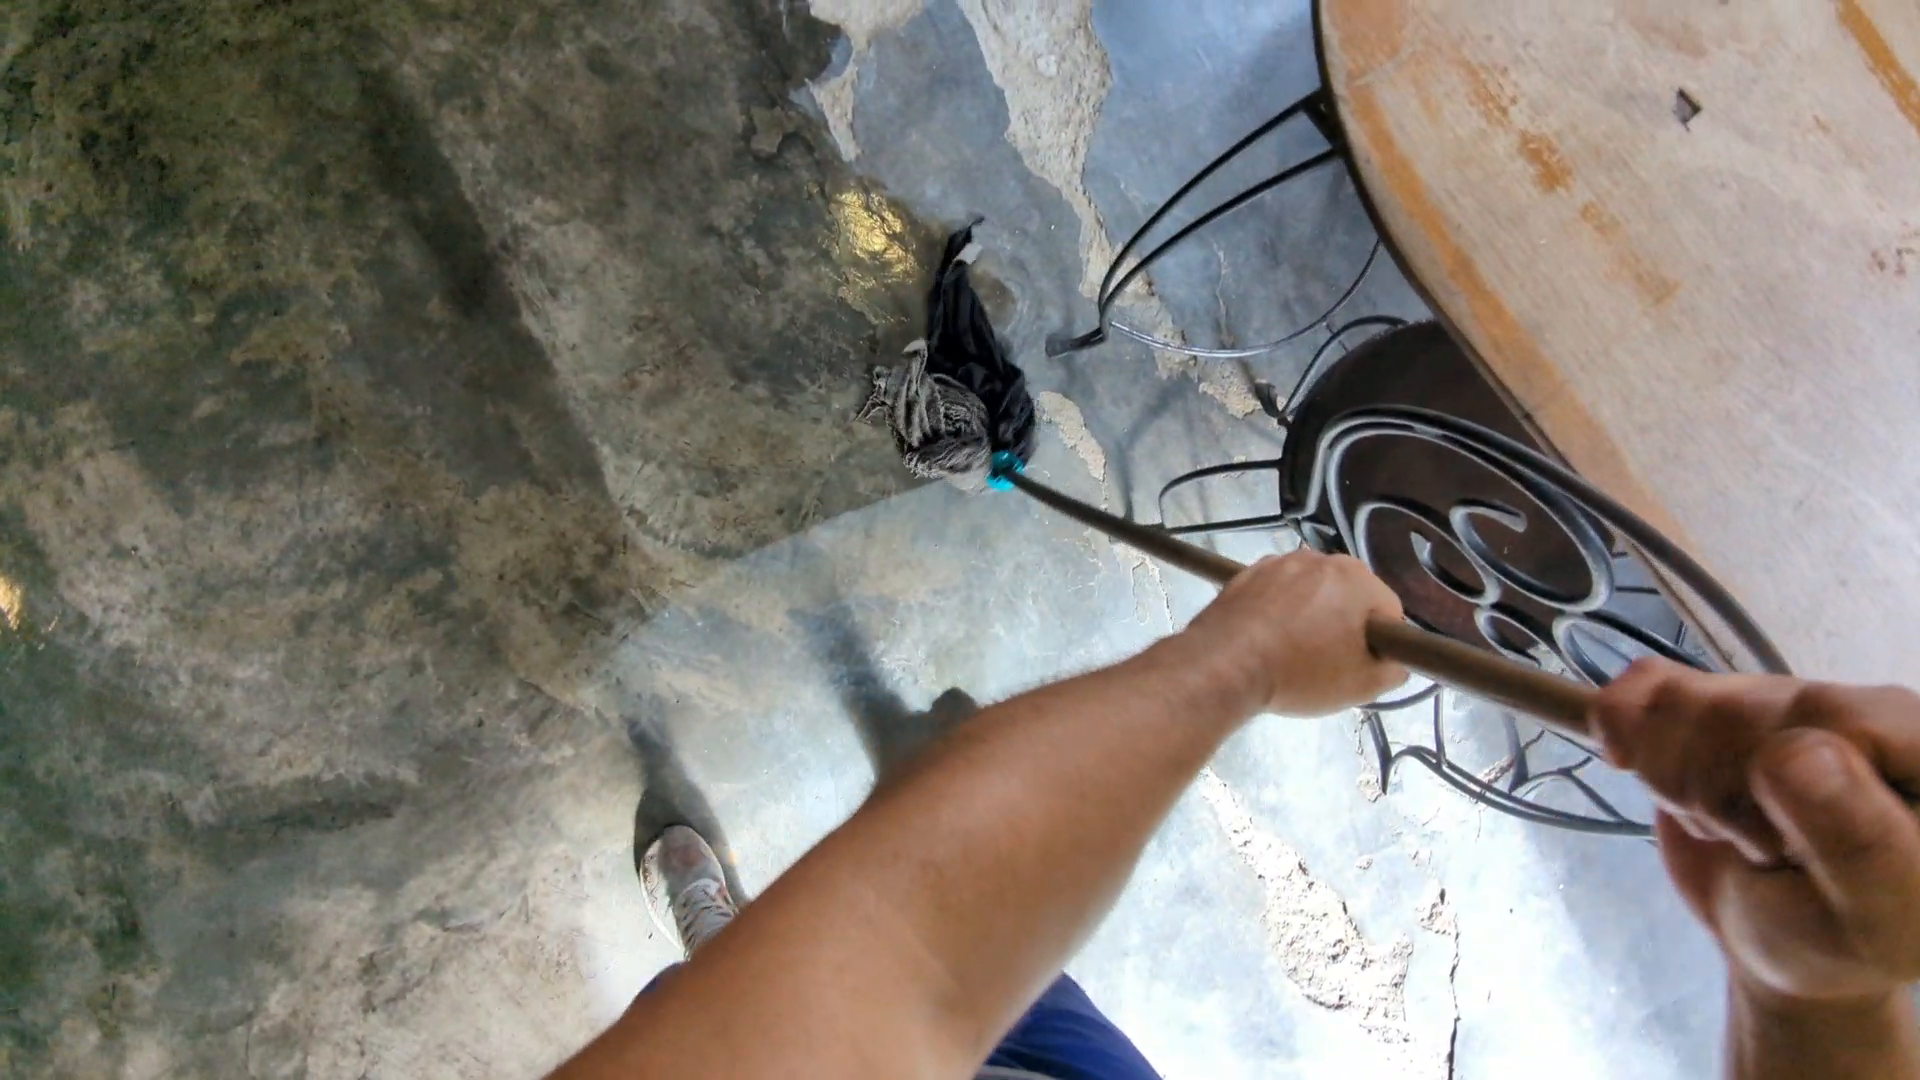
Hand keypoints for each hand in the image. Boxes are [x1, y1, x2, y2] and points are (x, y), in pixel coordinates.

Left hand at [1179, 550, 1406, 716]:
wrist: (1223, 664)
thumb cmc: (1300, 672)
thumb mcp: (1365, 685)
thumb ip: (1394, 668)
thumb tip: (1390, 659)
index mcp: (1354, 576)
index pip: (1386, 609)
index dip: (1380, 642)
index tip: (1359, 665)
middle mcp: (1315, 559)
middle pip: (1344, 595)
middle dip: (1342, 624)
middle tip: (1326, 662)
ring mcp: (1274, 563)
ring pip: (1306, 592)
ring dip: (1305, 615)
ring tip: (1289, 652)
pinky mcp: (1242, 575)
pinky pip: (1272, 594)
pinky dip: (1273, 611)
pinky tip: (1264, 639)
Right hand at [1591, 660, 1919, 1005]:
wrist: (1775, 936)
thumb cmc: (1841, 943)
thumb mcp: (1873, 919)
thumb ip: (1858, 840)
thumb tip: (1797, 751)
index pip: (1832, 715)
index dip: (1783, 772)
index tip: (1787, 842)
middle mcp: (1855, 712)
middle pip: (1736, 708)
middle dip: (1713, 788)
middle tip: (1755, 845)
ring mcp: (1772, 701)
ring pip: (1675, 700)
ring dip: (1666, 775)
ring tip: (1717, 823)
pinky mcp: (1701, 702)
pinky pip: (1637, 683)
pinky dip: (1615, 726)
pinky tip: (1629, 762)